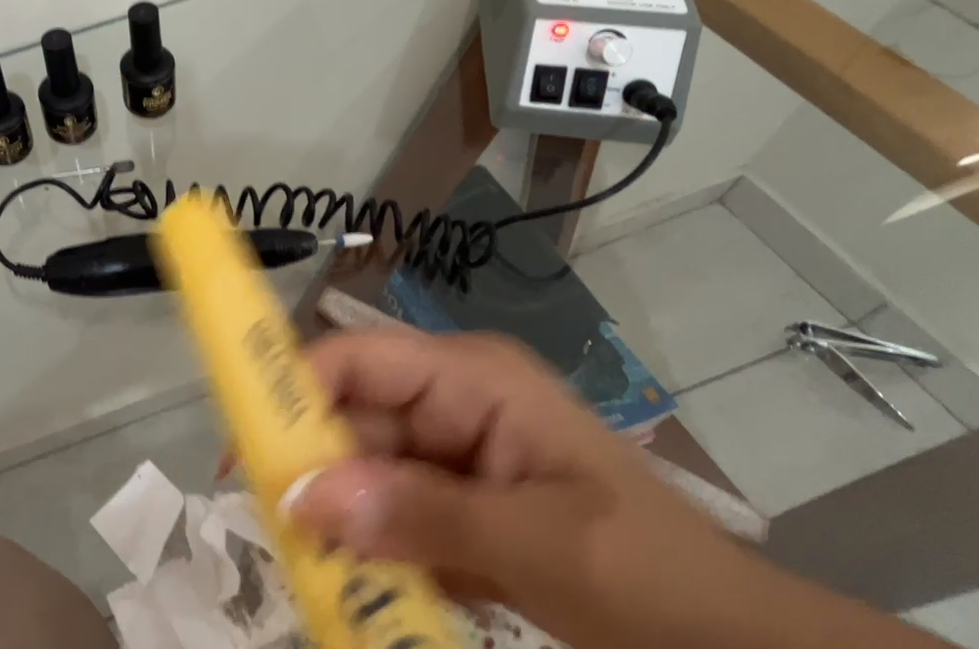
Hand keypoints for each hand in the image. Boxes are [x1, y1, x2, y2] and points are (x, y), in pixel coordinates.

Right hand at [282, 326, 940, 648]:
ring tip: (322, 577)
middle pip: (348, 418)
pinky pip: (388, 515)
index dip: (289, 390)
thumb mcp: (542, 543)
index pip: (354, 359)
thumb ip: (421, 516)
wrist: (736, 648)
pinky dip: (373, 553)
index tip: (242, 452)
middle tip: (275, 533)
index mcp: (471, 378)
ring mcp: (454, 455)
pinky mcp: (456, 504)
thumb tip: (302, 496)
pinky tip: (375, 593)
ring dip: (342, 524)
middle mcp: (451, 401)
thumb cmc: (654, 574)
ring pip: (361, 473)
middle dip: (312, 472)